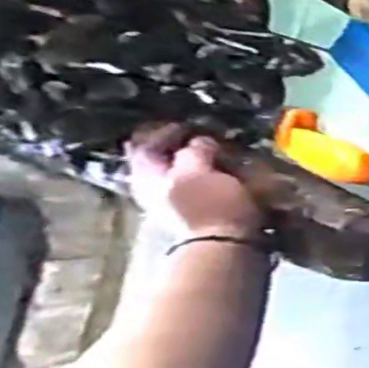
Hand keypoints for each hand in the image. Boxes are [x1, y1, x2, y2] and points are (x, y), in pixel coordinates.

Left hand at [127, 125, 262, 239]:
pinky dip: (202, 174)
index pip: (144, 145)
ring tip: (211, 151)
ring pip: (174, 173)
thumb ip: (194, 151)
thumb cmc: (209, 205)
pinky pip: (192, 185)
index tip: (188, 123)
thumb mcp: (198, 172)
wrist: (223, 244)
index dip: (162, 131)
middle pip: (156, 159)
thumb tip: (199, 140)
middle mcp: (151, 187)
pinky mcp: (191, 212)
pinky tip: (216, 172)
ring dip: (189, 160)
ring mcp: (170, 202)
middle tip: (197, 134)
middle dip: (174, 146)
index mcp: (146, 175)